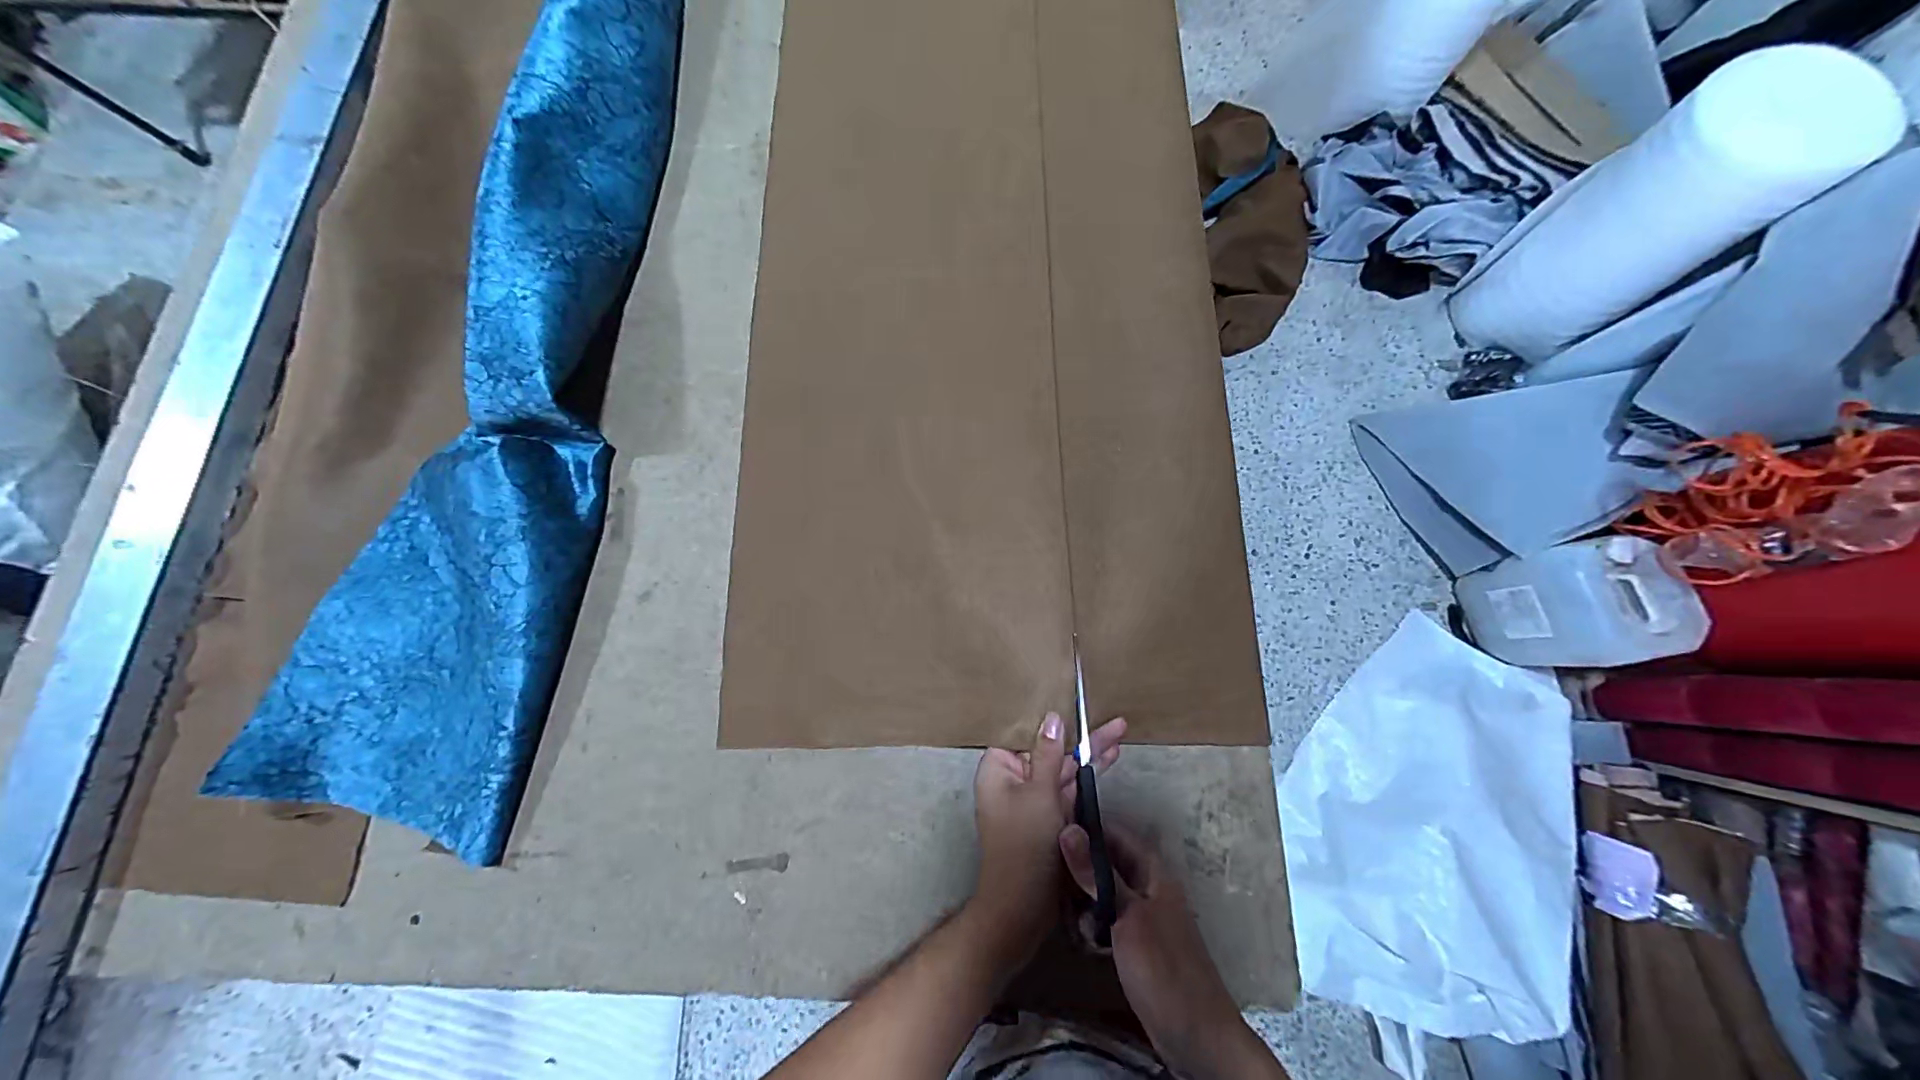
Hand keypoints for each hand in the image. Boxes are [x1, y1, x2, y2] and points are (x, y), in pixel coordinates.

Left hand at [970, 712, 1124, 950]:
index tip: (1070, 700)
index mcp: (998, 769)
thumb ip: (1049, 754)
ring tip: (1120, 734)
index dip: (1047, 719)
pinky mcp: (1049, 818)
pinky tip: (1109, 760)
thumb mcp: (1040, 795)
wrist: (1022, 909)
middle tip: (1113, 721)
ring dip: (1089, 755)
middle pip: (1048, 750)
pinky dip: (1087, 777)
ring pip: (1062, 770)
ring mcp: (1032, 800)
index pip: (1023, 734)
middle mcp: (1013, 780)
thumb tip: (1052, 717)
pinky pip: (1068, 789)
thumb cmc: (1024, 845)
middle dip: (1079, 737)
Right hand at [1062, 822, 1280, 1077]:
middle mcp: (1149, 888)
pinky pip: (1108, 920)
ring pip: (1105, 892)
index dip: (1087, 826)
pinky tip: (1081, 935)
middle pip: (1108, 863)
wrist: (1197, 1038)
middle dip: (1080, 866)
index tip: (1052, 825)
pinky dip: (1093, 923)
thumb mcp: (1125, 917)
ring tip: (1064, 908)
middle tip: (1050, 872)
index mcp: (1154, 873)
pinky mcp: (1137, 945)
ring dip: (1084, 898)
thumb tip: (1068, 829)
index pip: (1116, 834)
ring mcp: (1144, 918)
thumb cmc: (1164, 970)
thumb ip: (1096, 875)